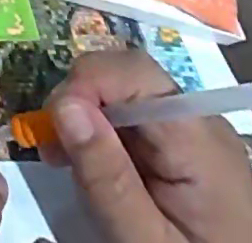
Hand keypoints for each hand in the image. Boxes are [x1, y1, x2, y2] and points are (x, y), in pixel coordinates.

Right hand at [41, 51, 251, 242]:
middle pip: (129, 78)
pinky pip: (132, 121)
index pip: (137, 73)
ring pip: (124, 94)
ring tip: (60, 158)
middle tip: (50, 145)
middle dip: (81, 97)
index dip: (87, 81)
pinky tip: (85, 165)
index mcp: (202, 143)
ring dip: (85, 115)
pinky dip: (99, 134)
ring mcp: (194, 138)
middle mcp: (202, 125)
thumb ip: (108, 179)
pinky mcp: (183, 154)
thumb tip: (65, 104)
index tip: (52, 123)